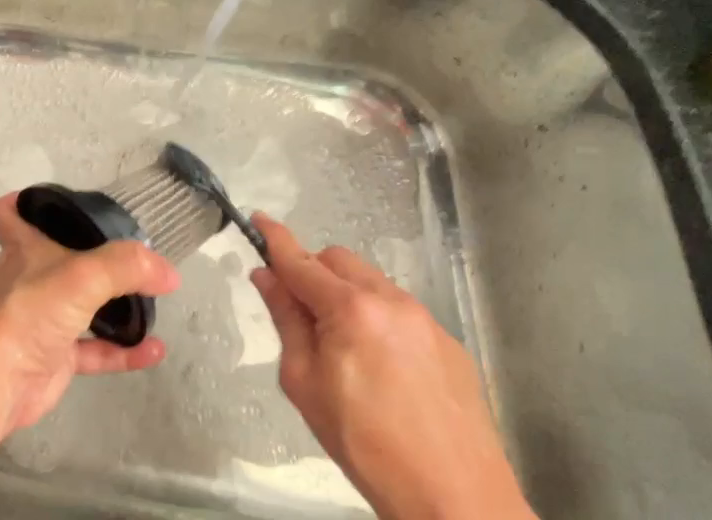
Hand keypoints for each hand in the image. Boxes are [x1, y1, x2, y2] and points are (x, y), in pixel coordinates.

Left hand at [0, 192, 180, 430]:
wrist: (2, 378)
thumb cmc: (30, 311)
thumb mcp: (83, 275)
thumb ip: (127, 266)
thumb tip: (167, 272)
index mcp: (23, 248)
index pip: (6, 215)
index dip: (19, 204)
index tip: (45, 202)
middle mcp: (28, 280)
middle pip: (48, 258)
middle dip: (78, 255)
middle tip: (118, 254)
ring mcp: (41, 319)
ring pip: (77, 305)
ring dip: (109, 304)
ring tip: (146, 299)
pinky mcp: (54, 357)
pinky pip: (95, 350)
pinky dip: (124, 350)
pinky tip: (153, 350)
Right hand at [251, 215, 535, 519]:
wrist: (454, 498)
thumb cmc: (363, 442)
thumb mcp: (304, 382)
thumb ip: (286, 321)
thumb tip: (267, 278)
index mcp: (351, 310)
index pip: (301, 260)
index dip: (274, 238)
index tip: (257, 218)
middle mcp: (392, 302)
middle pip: (339, 260)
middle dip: (312, 271)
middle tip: (298, 310)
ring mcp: (427, 322)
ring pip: (372, 284)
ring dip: (346, 295)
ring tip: (341, 346)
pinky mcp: (450, 345)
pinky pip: (400, 313)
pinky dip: (377, 319)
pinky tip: (380, 367)